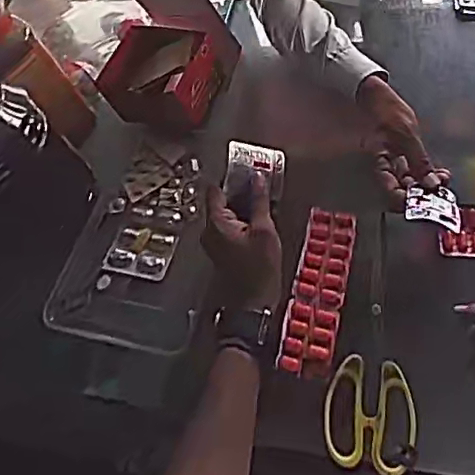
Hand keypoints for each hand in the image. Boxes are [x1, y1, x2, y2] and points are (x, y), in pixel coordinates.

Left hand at [202, 174, 281, 311]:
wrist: (254, 305)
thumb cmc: (259, 268)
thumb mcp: (264, 230)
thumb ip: (260, 201)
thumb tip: (258, 178)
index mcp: (215, 223)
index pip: (215, 190)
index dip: (231, 177)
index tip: (247, 168)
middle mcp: (209, 231)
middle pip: (221, 200)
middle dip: (240, 190)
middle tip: (261, 182)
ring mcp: (214, 242)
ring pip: (227, 213)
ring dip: (243, 204)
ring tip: (264, 198)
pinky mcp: (223, 250)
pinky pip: (230, 225)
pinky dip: (243, 218)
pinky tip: (259, 217)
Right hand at [356, 75, 448, 210]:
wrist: (379, 94)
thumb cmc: (385, 110)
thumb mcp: (406, 135)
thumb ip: (419, 161)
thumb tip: (431, 184)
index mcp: (378, 162)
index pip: (391, 192)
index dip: (408, 202)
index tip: (426, 204)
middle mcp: (383, 166)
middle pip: (401, 190)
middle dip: (422, 194)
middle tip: (440, 193)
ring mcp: (392, 161)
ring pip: (409, 181)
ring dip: (426, 183)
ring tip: (442, 182)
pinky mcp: (400, 155)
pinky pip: (412, 170)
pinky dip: (425, 173)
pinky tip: (438, 173)